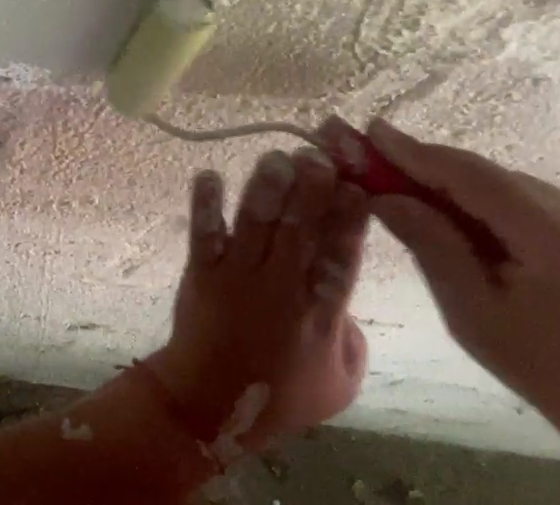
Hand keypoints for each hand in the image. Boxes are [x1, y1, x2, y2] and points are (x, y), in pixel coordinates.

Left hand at [145, 147, 369, 444]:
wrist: (210, 403)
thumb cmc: (279, 396)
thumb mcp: (340, 380)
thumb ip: (350, 336)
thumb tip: (347, 299)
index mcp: (320, 314)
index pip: (340, 259)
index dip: (349, 221)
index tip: (358, 185)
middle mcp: (280, 288)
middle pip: (299, 230)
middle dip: (310, 190)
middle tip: (318, 155)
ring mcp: (238, 277)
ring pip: (255, 225)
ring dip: (265, 189)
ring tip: (275, 158)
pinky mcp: (201, 273)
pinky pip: (204, 234)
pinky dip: (206, 205)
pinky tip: (209, 174)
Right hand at [364, 119, 559, 502]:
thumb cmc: (554, 376)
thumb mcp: (474, 314)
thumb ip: (430, 245)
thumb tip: (386, 196)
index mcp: (558, 233)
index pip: (471, 174)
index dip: (415, 152)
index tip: (371, 132)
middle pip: (499, 180)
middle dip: (441, 175)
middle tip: (389, 177)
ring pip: (527, 195)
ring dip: (476, 197)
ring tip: (435, 214)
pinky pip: (557, 214)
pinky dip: (513, 215)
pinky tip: (492, 242)